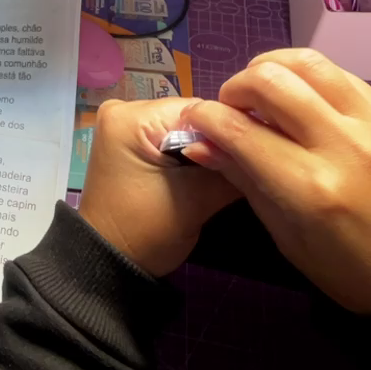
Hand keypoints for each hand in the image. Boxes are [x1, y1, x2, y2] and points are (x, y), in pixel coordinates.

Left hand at [77, 97, 240, 275]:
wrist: (108, 261)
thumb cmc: (145, 232)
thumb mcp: (194, 202)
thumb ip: (227, 171)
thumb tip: (261, 152)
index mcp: (130, 117)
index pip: (195, 109)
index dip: (228, 130)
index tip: (256, 150)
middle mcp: (122, 108)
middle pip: (187, 114)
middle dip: (214, 139)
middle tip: (244, 162)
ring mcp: (122, 122)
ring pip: (179, 125)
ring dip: (202, 146)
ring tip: (228, 168)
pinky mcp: (126, 139)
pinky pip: (165, 135)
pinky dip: (185, 151)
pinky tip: (204, 169)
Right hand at [182, 49, 370, 313]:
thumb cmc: (352, 271)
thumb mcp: (286, 235)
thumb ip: (241, 177)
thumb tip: (197, 140)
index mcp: (311, 189)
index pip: (238, 129)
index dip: (204, 118)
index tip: (195, 121)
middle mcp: (342, 146)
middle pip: (268, 80)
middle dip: (235, 87)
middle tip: (233, 108)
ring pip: (304, 61)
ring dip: (269, 68)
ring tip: (262, 92)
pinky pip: (338, 73)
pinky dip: (306, 77)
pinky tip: (300, 97)